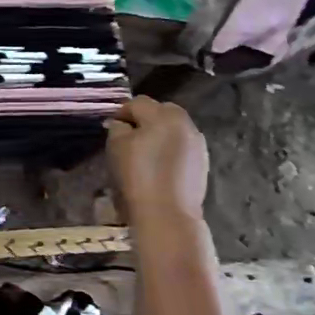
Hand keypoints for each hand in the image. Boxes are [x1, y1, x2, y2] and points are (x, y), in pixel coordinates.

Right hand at [104, 98, 208, 221]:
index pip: (137, 103)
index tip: (111, 127)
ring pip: (174, 127)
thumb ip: (117, 128)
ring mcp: (197, 142)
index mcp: (162, 116)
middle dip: (145, 118)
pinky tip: (160, 164)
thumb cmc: (137, 175)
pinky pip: (183, 143)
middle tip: (129, 136)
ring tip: (145, 151)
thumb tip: (121, 124)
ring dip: (159, 132)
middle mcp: (184, 123)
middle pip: (162, 110)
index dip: (121, 112)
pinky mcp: (202, 160)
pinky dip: (170, 146)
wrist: (167, 212)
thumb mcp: (116, 147)